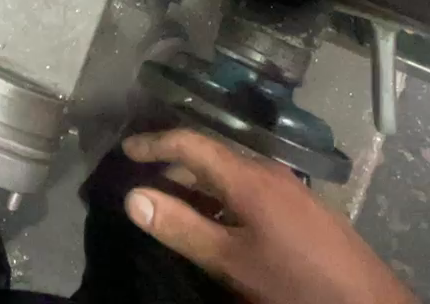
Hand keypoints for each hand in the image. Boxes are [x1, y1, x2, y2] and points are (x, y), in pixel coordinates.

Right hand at [121, 130, 415, 303]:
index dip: (154, 144)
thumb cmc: (297, 286)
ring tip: (174, 203)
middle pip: (210, 153)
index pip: (190, 142)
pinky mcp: (305, 210)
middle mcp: (268, 171)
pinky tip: (219, 223)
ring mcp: (291, 189)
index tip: (125, 151)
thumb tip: (131, 196)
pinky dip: (222, 196)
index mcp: (248, 176)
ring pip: (231, 173)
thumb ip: (181, 228)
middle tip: (144, 180)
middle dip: (173, 163)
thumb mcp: (232, 263)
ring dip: (198, 183)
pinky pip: (250, 188)